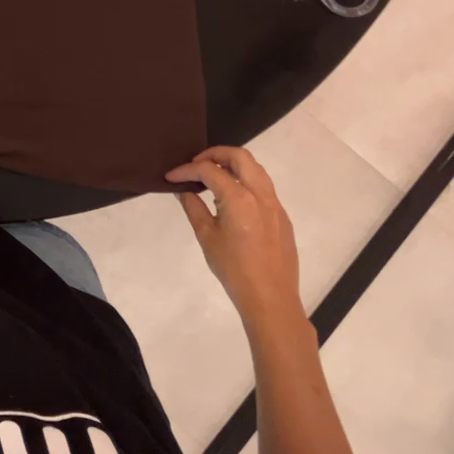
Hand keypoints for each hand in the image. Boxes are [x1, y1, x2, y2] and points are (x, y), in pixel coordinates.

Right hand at [167, 146, 305, 334]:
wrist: (270, 298)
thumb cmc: (233, 269)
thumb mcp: (206, 236)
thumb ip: (193, 207)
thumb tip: (184, 190)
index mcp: (239, 199)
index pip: (209, 170)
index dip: (186, 169)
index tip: (171, 177)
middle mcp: (260, 195)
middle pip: (240, 156)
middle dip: (214, 154)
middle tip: (195, 165)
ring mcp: (275, 205)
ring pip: (255, 169)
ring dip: (232, 166)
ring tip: (212, 177)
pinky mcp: (282, 217)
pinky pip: (263, 187)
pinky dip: (244, 182)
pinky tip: (231, 200)